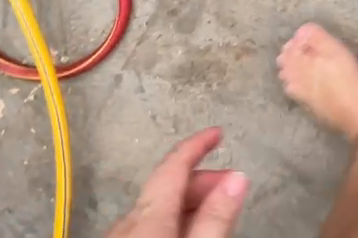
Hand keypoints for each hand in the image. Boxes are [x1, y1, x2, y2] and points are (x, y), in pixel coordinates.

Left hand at [108, 128, 249, 237]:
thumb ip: (216, 215)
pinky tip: (183, 231)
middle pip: (166, 186)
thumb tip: (239, 175)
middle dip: (200, 178)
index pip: (174, 164)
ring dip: (186, 201)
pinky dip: (169, 218)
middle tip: (230, 186)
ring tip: (212, 214)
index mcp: (149, 213)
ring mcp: (118, 237)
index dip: (198, 143)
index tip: (219, 131)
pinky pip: (145, 226)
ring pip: (155, 207)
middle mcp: (127, 220)